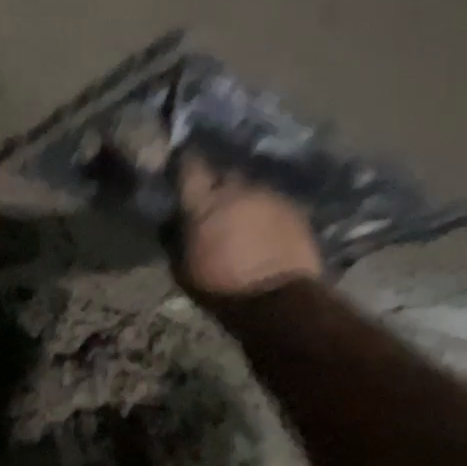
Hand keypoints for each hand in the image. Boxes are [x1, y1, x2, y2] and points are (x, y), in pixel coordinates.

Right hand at [173, 154, 323, 298]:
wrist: (279, 303)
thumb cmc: (222, 289)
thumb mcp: (182, 268)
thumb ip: (175, 236)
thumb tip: (173, 220)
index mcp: (204, 203)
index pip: (189, 164)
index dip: (184, 162)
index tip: (180, 166)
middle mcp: (236, 190)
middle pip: (223, 171)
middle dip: (217, 180)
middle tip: (212, 196)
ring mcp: (268, 196)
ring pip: (250, 184)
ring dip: (243, 195)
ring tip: (241, 212)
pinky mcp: (294, 208)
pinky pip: (273, 199)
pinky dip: (265, 208)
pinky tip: (264, 224)